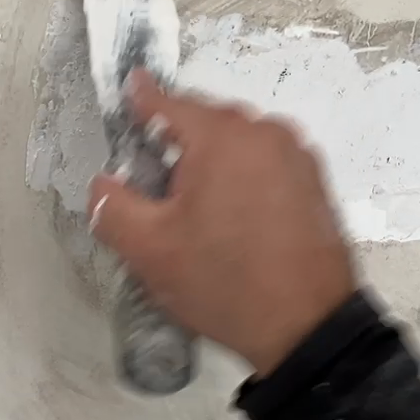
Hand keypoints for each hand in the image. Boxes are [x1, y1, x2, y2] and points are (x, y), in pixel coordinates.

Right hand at [88, 70, 357, 376]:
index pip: (168, 103)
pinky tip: (234, 223)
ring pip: (238, 147)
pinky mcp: (316, 185)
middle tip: (159, 196)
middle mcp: (267, 133)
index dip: (140, 100)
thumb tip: (102, 185)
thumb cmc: (225, 285)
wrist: (307, 329)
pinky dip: (243, 181)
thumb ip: (112, 208)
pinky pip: (265, 167)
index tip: (129, 89)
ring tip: (198, 217)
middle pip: (206, 125)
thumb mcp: (150, 251)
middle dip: (177, 148)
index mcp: (222, 137)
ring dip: (212, 167)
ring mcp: (298, 157)